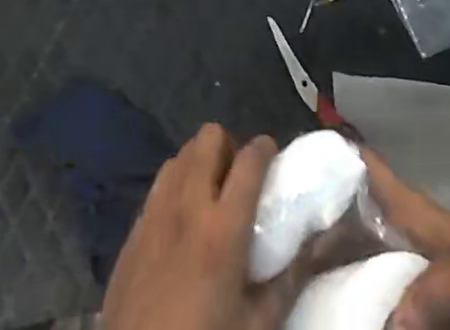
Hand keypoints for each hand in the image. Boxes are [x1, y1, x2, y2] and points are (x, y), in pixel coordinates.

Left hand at [102, 125, 306, 329]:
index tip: (273, 156)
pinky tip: (183, 219)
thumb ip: (290, 278)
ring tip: (211, 193)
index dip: (265, 148)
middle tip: (239, 176)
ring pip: (180, 154)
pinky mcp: (133, 229)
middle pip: (208, 138)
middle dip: (229, 146)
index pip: (249, 160)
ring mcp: (155, 214)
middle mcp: (187, 206)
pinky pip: (159, 184)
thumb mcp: (257, 324)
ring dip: (200, 162)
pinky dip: (176, 185)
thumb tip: (316, 244)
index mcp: (223, 227)